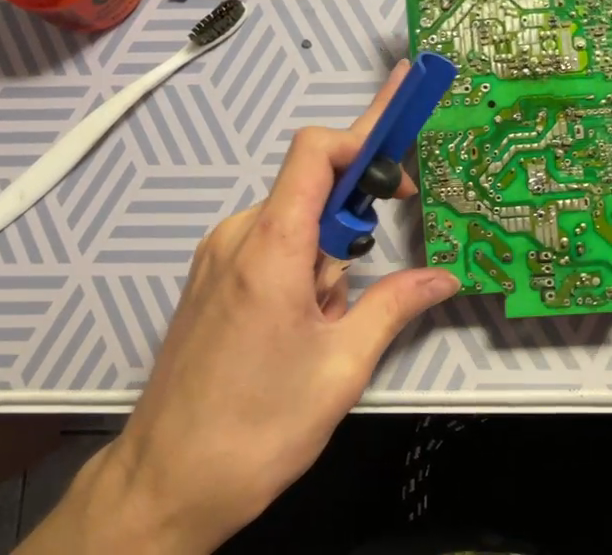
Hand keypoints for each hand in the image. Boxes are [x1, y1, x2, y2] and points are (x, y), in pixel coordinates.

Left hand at [19, 62, 460, 554]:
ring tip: (316, 336)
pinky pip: (268, 249)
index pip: (317, 151)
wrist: (167, 481)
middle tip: (355, 295)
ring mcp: (218, 256)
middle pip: (312, 194)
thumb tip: (443, 276)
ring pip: (293, 228)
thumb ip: (394, 306)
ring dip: (322, 264)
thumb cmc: (259, 426)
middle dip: (349, 231)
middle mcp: (239, 234)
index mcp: (271, 244)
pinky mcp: (209, 278)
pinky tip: (293, 333)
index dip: (365, 130)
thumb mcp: (342, 367)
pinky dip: (296, 272)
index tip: (404, 130)